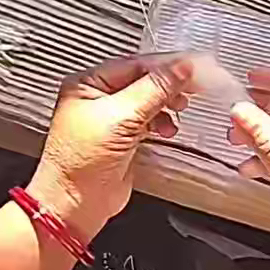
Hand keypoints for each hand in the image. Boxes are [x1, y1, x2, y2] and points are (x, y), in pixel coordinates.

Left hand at [27, 55, 192, 239]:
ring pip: (148, 100)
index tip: (192, 67)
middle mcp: (98, 98)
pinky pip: (149, 120)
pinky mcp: (123, 138)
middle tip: (193, 87)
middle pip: (143, 81)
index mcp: (88, 84)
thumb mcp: (121, 117)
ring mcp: (111, 119)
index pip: (134, 64)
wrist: (76, 205)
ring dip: (167, 104)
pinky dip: (162, 122)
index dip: (165, 65)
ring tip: (179, 108)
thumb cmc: (80, 163)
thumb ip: (155, 90)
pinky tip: (167, 128)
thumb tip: (180, 69)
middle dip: (169, 85)